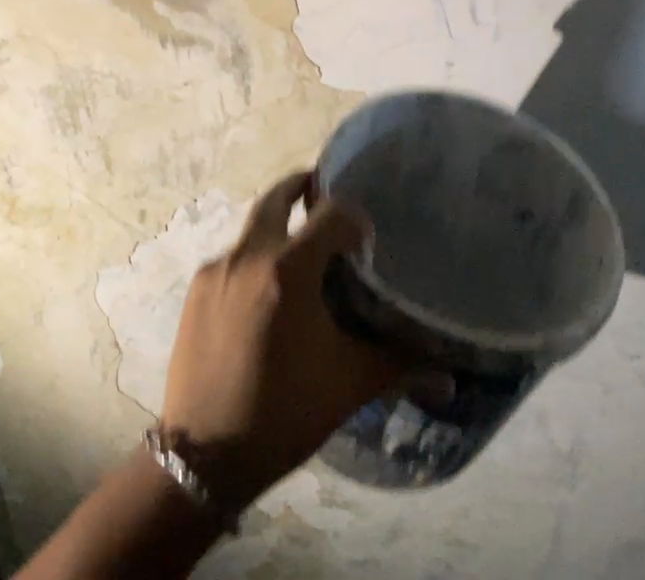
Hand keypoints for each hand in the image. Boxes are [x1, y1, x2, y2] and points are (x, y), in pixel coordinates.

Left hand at [160, 171, 399, 504]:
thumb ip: (402, 364)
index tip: (367, 239)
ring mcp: (214, 273)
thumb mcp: (351, 383)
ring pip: (250, 229)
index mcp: (288, 271)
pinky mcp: (194, 294)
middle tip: (323, 194)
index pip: (331, 215)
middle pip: (275, 199)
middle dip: (301, 189)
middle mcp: (247, 258)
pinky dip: (253, 259)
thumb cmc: (286, 413)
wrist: (204, 455)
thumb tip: (451, 376)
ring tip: (299, 254)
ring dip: (275, 228)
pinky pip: (230, 259)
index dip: (354, 218)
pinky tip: (267, 294)